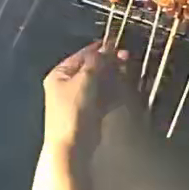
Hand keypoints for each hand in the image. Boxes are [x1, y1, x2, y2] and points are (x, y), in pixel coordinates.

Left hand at [41, 42, 127, 157]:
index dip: (99, 49)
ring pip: (100, 83)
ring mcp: (79, 100)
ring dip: (114, 76)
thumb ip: (96, 63)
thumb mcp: (84, 80)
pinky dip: (114, 91)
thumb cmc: (73, 109)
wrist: (72, 146)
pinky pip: (104, 97)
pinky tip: (126, 86)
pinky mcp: (90, 113)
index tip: (117, 44)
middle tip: (126, 57)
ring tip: (128, 70)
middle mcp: (67, 85)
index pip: (81, 56)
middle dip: (109, 63)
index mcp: (60, 75)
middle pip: (91, 69)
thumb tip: (106, 48)